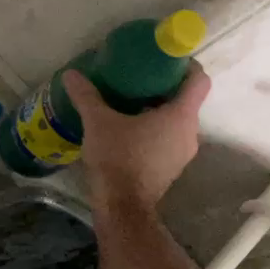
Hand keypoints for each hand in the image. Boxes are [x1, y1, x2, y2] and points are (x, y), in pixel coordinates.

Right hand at [61, 63, 209, 216]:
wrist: (121, 206)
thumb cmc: (117, 159)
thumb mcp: (98, 123)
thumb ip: (87, 97)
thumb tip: (71, 74)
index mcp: (181, 114)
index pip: (198, 79)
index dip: (185, 65)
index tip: (164, 61)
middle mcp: (190, 132)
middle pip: (186, 101)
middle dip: (163, 90)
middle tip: (137, 83)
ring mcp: (183, 153)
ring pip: (176, 123)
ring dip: (158, 114)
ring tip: (129, 108)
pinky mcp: (172, 169)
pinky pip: (168, 142)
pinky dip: (154, 134)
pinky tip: (128, 135)